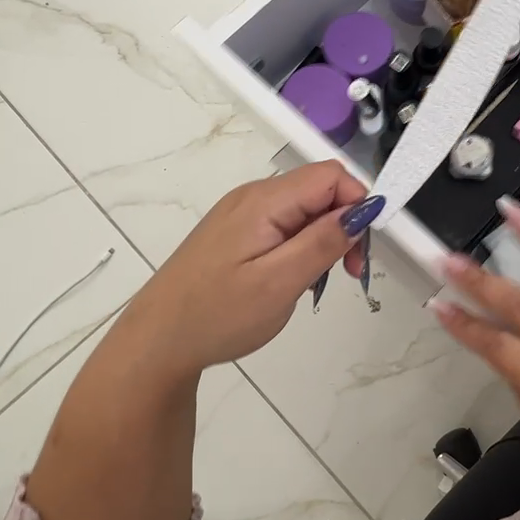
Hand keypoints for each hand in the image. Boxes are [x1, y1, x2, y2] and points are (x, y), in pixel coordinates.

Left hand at [126, 161, 372, 380]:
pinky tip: (292, 278)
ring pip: (304, 209)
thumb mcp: (279, 283)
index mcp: (264, 201)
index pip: (331, 175)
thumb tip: (364, 209)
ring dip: (324, 239)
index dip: (357, 204)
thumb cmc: (217, 315)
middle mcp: (254, 196)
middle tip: (345, 274)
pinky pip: (284, 224)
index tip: (359, 251)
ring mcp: (242, 213)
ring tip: (314, 282)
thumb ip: (323, 242)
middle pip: (319, 190)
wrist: (155, 344)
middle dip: (344, 225)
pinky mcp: (236, 232)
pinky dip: (301, 246)